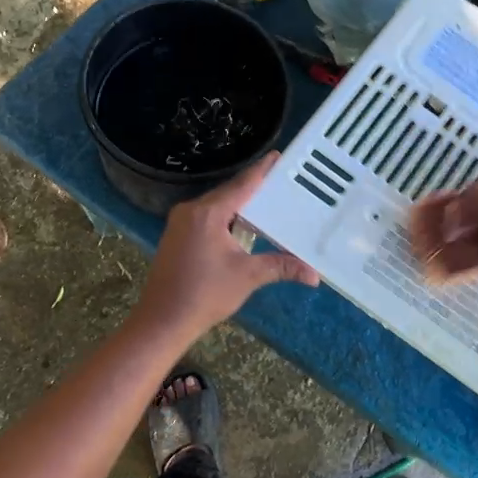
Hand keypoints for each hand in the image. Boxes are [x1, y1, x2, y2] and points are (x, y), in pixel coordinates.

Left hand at [136, 152, 319, 334]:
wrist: (162, 321)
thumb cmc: (205, 294)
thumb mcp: (248, 277)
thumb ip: (282, 266)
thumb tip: (316, 276)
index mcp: (208, 213)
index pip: (242, 184)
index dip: (262, 170)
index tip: (278, 156)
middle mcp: (191, 210)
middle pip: (228, 192)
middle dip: (254, 187)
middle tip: (281, 181)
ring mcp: (180, 223)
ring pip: (217, 205)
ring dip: (240, 204)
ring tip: (268, 201)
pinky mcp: (176, 236)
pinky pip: (207, 217)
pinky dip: (227, 216)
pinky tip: (243, 224)